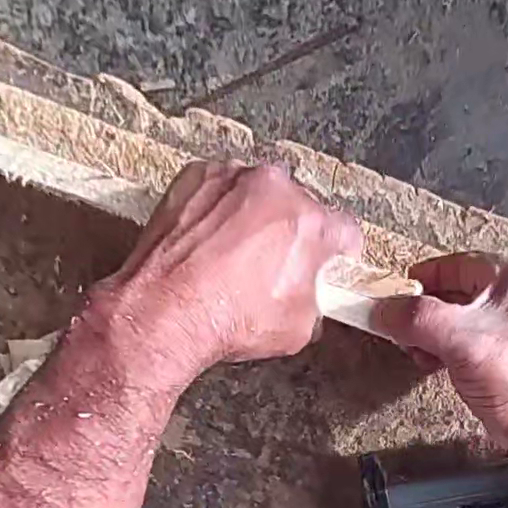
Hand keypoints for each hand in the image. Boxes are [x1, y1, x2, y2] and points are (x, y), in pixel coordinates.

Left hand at [78, 161, 362, 386]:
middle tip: (273, 268)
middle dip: (291, 234)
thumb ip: (316, 302)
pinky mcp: (194, 178)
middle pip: (298, 206)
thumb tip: (310, 297)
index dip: (340, 250)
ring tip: (233, 259)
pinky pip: (219, 191)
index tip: (333, 259)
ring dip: (253, 219)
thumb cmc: (227, 320)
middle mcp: (273, 187)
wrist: (164, 312)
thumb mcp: (297, 330)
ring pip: (257, 195)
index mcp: (308, 222)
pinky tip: (208, 246)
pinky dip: (218, 212)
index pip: (344, 229)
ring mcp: (231, 177)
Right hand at [372, 252, 507, 446]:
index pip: (457, 265)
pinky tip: (431, 364)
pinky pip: (464, 344)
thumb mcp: (458, 337)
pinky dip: (442, 351)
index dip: (424, 276)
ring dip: (429, 334)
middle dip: (422, 311)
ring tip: (414, 350)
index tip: (397, 291)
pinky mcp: (502, 358)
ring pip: (456, 321)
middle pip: (453, 294)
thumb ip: (416, 318)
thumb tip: (382, 310)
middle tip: (400, 326)